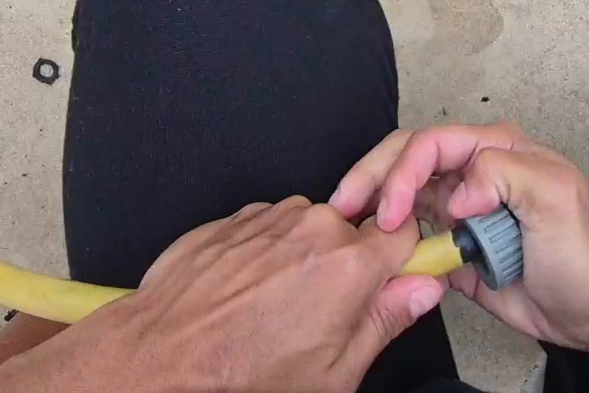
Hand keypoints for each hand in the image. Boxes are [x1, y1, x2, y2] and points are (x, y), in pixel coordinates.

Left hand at [73, 198, 445, 391]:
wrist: (164, 355)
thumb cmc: (246, 377)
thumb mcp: (334, 374)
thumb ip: (386, 320)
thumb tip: (424, 287)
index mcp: (351, 264)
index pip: (406, 234)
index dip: (401, 259)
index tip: (392, 279)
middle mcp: (318, 225)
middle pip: (354, 233)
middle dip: (345, 267)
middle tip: (317, 314)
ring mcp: (276, 214)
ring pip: (312, 229)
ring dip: (303, 258)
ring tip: (273, 304)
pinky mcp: (242, 213)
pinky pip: (273, 225)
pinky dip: (268, 251)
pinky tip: (247, 290)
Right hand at [330, 124, 588, 351]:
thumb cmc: (583, 251)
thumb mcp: (554, 197)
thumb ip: (503, 174)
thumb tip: (453, 196)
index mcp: (493, 148)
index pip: (431, 142)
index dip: (403, 171)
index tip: (393, 212)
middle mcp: (471, 171)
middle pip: (407, 158)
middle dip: (373, 177)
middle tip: (345, 207)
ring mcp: (459, 207)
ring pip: (402, 194)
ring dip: (373, 205)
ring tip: (346, 226)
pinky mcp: (452, 244)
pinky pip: (412, 238)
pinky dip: (390, 245)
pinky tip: (372, 254)